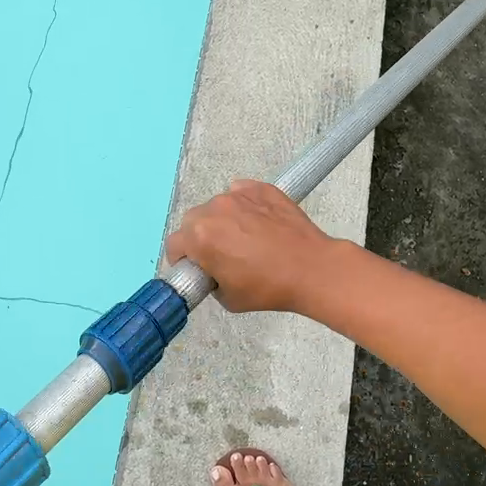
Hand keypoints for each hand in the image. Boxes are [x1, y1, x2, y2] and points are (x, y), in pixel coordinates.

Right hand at [164, 180, 345, 313]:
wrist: (310, 268)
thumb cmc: (268, 288)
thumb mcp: (226, 298)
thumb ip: (208, 278)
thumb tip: (210, 268)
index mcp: (200, 237)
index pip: (174, 244)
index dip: (183, 259)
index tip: (198, 268)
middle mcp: (214, 210)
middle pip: (193, 221)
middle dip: (200, 237)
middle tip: (221, 254)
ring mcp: (238, 194)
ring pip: (217, 206)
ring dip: (222, 220)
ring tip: (246, 238)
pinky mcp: (259, 187)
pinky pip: (240, 193)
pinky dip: (243, 205)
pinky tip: (258, 222)